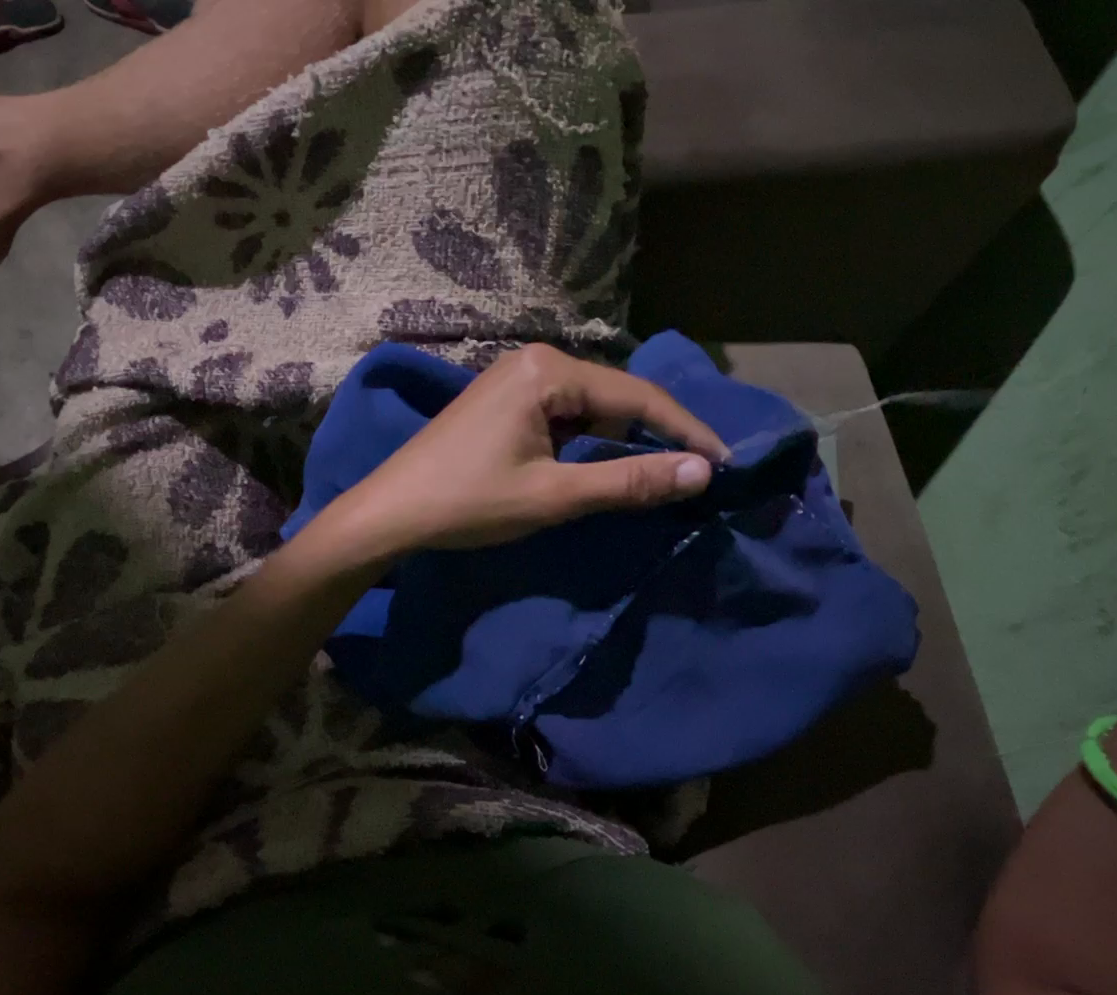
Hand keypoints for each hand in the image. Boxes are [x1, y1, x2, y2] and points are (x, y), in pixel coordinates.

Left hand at [317, 344, 728, 555]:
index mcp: (548, 371)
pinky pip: (565, 415)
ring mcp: (516, 376)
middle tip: (695, 475)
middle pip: (616, 397)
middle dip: (654, 436)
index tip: (726, 463)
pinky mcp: (505, 399)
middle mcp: (535, 359)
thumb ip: (629, 482)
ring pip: (592, 408)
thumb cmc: (468, 503)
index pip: (637, 398)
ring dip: (620, 443)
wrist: (390, 513)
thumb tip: (702, 472)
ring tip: (656, 477)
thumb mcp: (554, 496)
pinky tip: (601, 469)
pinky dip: (588, 443)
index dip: (686, 432)